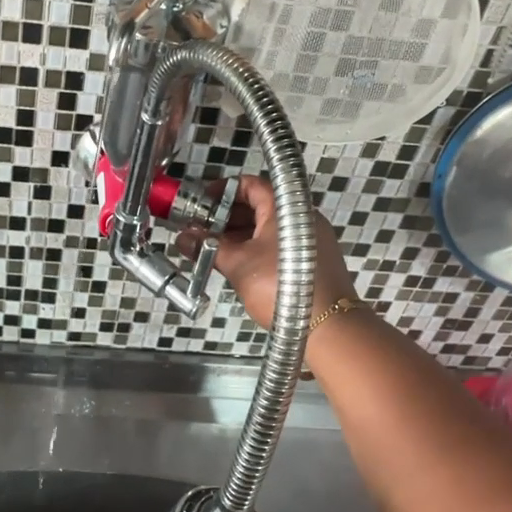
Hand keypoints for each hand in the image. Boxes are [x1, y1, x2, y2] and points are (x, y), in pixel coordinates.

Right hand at [214, 175, 357, 331]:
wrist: (329, 326)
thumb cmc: (281, 286)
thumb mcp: (238, 265)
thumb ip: (208, 248)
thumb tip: (183, 238)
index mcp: (285, 206)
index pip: (250, 184)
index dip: (222, 190)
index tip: (200, 204)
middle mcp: (302, 215)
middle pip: (258, 206)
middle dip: (225, 217)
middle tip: (200, 229)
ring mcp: (310, 238)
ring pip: (267, 228)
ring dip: (238, 236)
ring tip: (211, 248)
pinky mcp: (313, 260)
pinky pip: (279, 244)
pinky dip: (256, 248)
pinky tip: (235, 263)